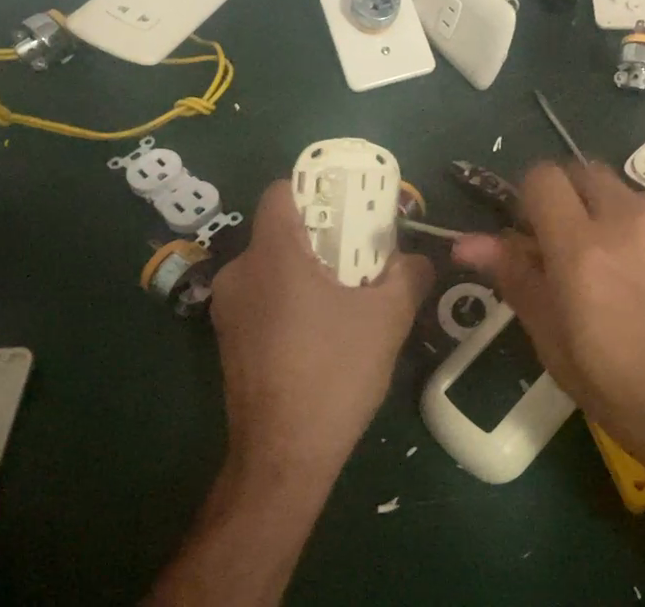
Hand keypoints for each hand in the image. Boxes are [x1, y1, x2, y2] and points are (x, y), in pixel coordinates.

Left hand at [210, 180, 434, 478]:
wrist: (284, 455)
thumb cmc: (335, 373)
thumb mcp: (388, 317)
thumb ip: (408, 274)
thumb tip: (417, 259)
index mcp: (273, 255)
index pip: (283, 191)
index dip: (318, 189)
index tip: (352, 207)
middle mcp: (240, 272)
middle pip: (282, 230)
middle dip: (323, 235)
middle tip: (363, 255)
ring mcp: (227, 308)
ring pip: (273, 266)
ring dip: (308, 270)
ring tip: (349, 296)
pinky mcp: (227, 339)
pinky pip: (263, 297)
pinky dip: (291, 298)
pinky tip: (323, 330)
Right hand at [451, 162, 644, 504]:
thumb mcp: (565, 358)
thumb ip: (519, 284)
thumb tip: (467, 241)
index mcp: (582, 252)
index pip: (540, 177)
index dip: (533, 202)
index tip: (542, 237)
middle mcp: (632, 216)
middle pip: (585, 172)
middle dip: (577, 204)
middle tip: (591, 259)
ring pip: (636, 195)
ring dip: (629, 223)